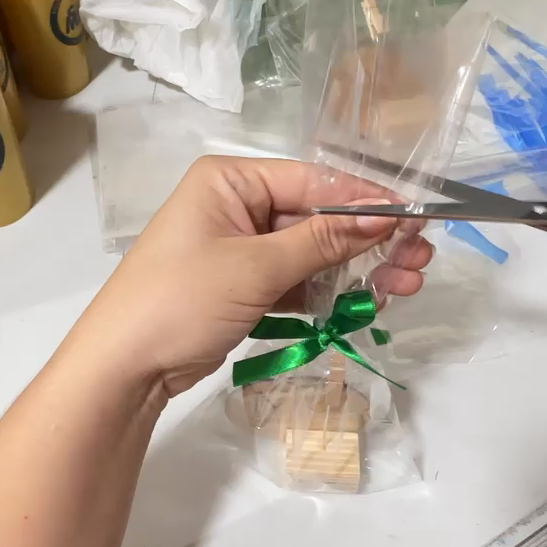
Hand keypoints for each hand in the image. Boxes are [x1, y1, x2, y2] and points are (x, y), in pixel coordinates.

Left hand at [68, 156, 432, 397]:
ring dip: (357, 269)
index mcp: (231, 180)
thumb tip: (386, 214)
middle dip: (369, 240)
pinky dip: (328, 292)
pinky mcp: (244, 286)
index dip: (366, 200)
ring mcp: (240, 248)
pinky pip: (296, 280)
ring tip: (407, 285)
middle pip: (317, 217)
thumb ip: (321, 240)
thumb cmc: (181, 301)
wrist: (125, 366)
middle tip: (421, 260)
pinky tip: (368, 301)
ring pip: (312, 252)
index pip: (312, 180)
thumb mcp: (254, 267)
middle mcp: (237, 206)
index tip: (416, 219)